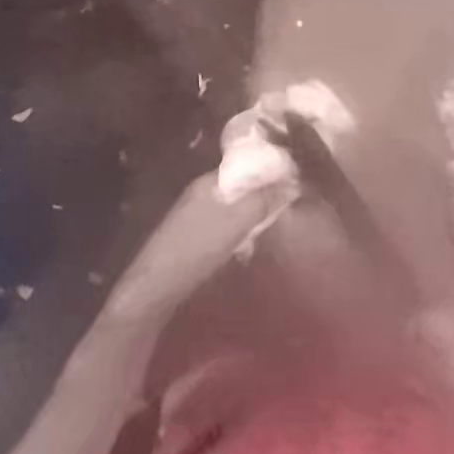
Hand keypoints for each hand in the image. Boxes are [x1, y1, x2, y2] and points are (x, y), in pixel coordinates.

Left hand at [104, 174, 288, 322]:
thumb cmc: (195, 249)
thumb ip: (262, 200)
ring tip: (281, 220)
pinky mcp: (197, 237)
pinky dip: (244, 229)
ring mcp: (198, 216)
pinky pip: (229, 224)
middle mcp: (202, 193)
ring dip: (256, 213)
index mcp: (209, 182)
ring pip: (236, 206)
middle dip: (266, 192)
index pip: (245, 164)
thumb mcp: (234, 222)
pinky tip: (255, 242)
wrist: (155, 288)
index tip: (297, 177)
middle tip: (294, 201)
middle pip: (242, 185)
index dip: (270, 168)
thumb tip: (292, 181)